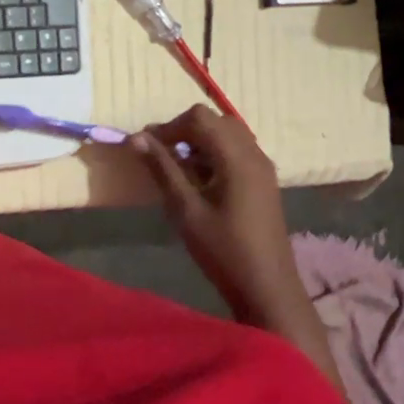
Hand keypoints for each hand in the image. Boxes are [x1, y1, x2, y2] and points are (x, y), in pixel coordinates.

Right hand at [131, 107, 337, 384]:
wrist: (266, 285)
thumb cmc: (222, 250)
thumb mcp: (185, 210)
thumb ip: (163, 169)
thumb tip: (136, 138)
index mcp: (237, 158)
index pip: (199, 118)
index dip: (168, 126)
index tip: (145, 148)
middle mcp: (254, 154)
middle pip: (215, 121)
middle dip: (183, 131)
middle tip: (159, 156)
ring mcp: (263, 167)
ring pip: (227, 134)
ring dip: (198, 141)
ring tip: (176, 169)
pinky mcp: (263, 181)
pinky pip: (237, 151)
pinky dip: (213, 153)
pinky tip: (199, 181)